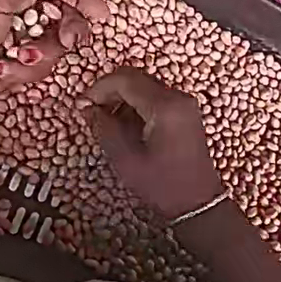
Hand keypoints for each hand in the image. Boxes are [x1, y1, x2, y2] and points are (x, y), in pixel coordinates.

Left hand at [0, 0, 109, 132]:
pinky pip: (42, 67)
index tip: (99, 13)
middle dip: (66, 30)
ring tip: (16, 54)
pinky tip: (2, 67)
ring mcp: (19, 38)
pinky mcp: (18, 64)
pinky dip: (24, 69)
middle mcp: (19, 9)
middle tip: (64, 38)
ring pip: (57, 45)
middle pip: (65, 16)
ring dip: (40, 53)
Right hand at [85, 67, 223, 219]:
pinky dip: (137, 106)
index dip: (98, 88)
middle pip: (136, 78)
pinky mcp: (186, 113)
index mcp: (165, 106)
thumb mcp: (126, 159)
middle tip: (91, 112)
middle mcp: (178, 98)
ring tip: (107, 123)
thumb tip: (88, 108)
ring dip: (122, 99)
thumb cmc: (163, 185)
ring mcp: (185, 104)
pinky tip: (126, 127)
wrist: (198, 203)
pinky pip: (156, 98)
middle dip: (110, 91)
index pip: (125, 79)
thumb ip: (104, 128)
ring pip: (145, 86)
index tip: (82, 105)